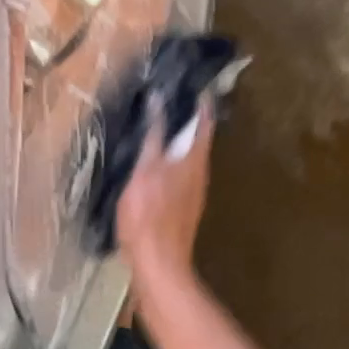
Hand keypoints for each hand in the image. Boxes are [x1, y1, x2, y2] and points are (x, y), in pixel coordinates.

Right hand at [115, 99, 214, 283]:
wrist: (159, 264)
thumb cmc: (148, 215)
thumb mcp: (144, 170)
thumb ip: (153, 138)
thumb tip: (159, 103)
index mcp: (194, 158)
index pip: (204, 120)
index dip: (200, 101)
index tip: (192, 85)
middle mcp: (200, 172)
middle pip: (199, 138)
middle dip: (188, 120)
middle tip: (171, 101)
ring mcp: (194, 191)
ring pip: (190, 156)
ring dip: (179, 141)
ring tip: (160, 128)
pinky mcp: (184, 207)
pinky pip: (182, 173)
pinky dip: (172, 160)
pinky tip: (157, 163)